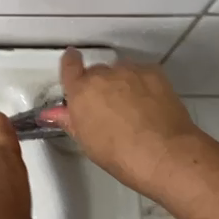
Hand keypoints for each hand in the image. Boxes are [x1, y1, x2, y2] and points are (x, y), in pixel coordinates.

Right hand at [50, 47, 201, 194]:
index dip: (71, 64)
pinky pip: (143, 73)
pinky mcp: (153, 72)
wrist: (164, 154)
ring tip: (134, 109)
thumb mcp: (86, 142)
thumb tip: (54, 113)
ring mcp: (129, 71)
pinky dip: (144, 84)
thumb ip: (69, 120)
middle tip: (110, 107)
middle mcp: (102, 74)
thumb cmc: (121, 155)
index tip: (73, 63)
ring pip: (121, 72)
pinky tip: (151, 105)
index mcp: (80, 91)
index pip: (69, 65)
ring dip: (123, 84)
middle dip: (101, 85)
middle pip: (97, 72)